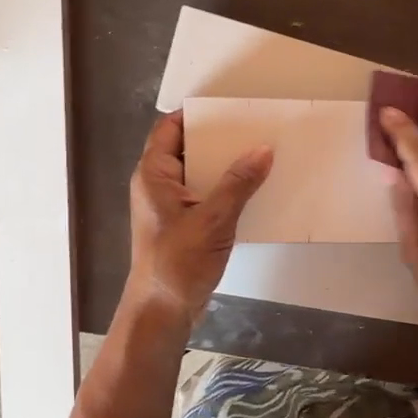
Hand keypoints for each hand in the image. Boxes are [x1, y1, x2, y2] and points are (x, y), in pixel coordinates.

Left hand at [125, 111, 272, 322]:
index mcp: (154, 175)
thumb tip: (264, 150)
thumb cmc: (177, 262)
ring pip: (200, 176)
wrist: (163, 310)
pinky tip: (255, 191)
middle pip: (188, 150)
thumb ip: (238, 184)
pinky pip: (207, 198)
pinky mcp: (185, 227)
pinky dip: (227, 192)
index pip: (169, 128)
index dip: (196, 114)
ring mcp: (171, 208)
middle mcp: (159, 186)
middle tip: (254, 127)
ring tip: (261, 154)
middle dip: (219, 140)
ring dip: (226, 168)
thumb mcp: (212, 219)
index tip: (229, 106)